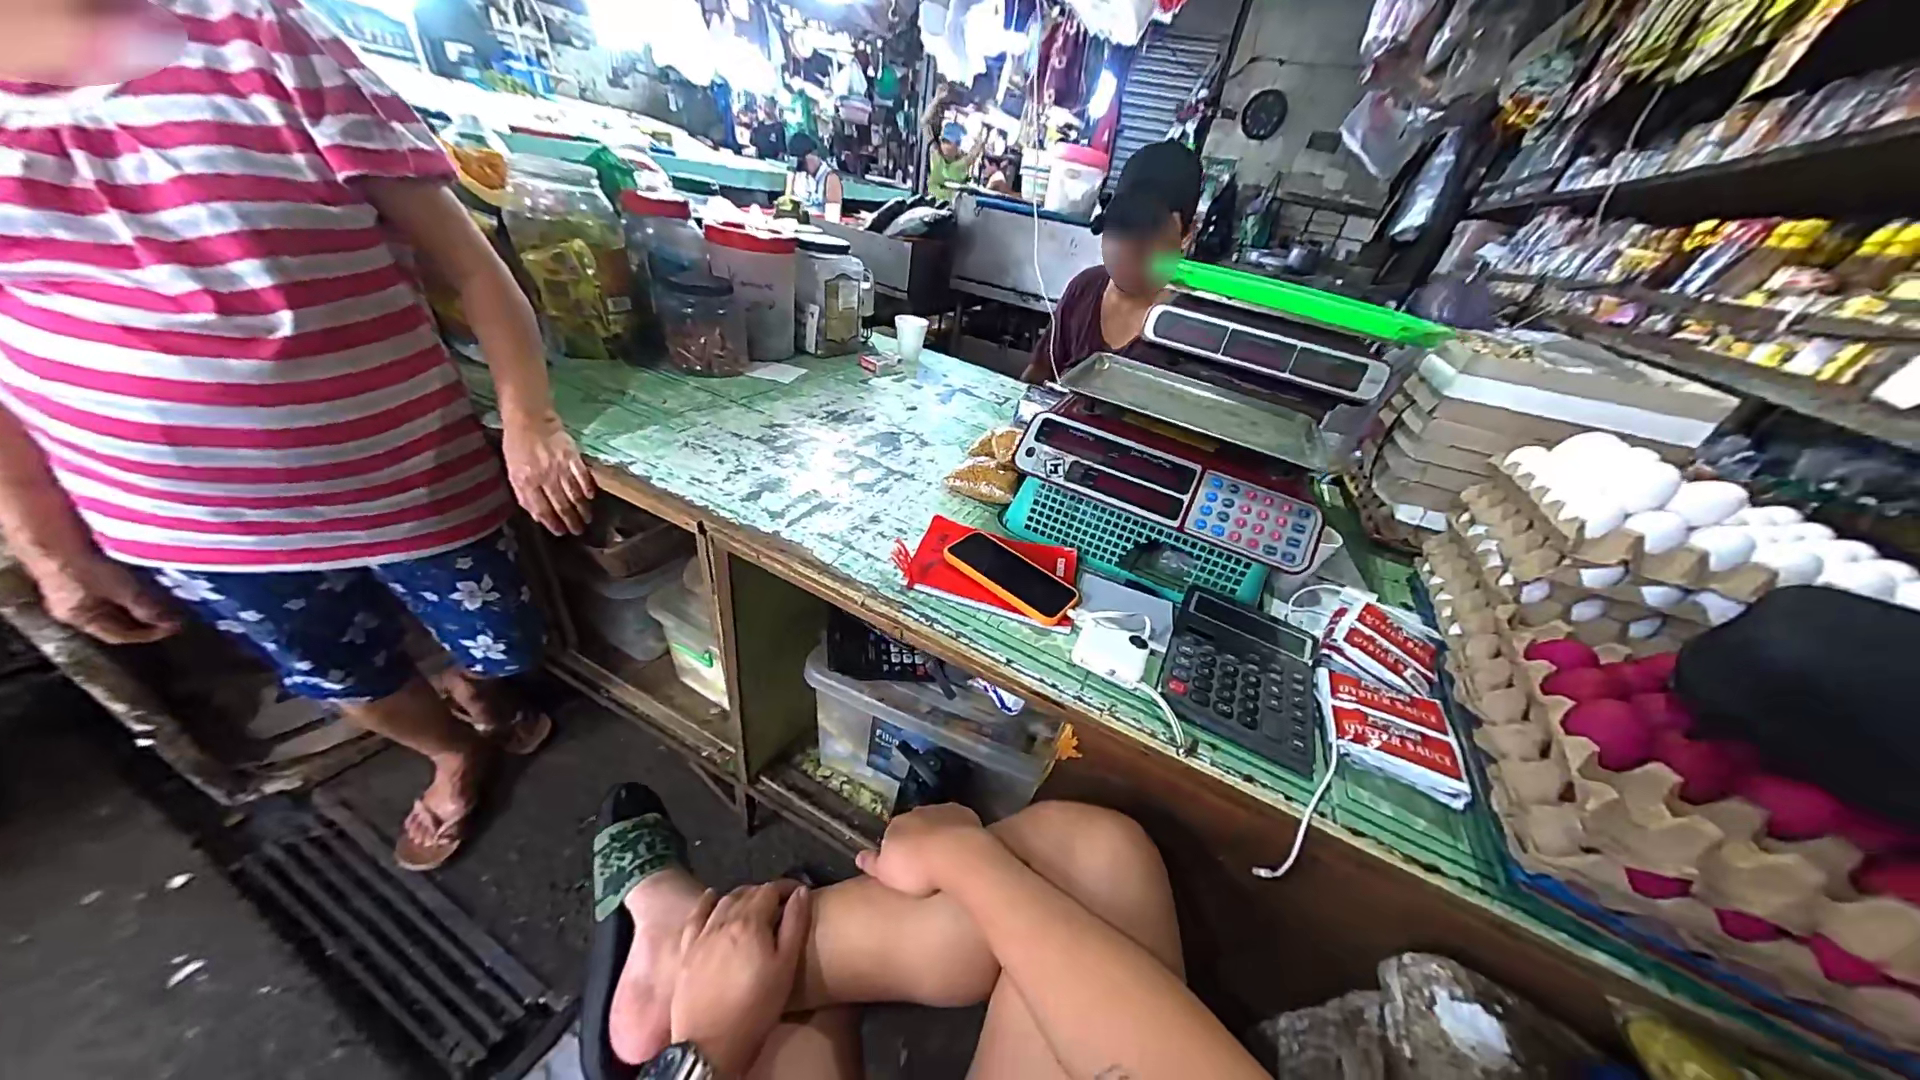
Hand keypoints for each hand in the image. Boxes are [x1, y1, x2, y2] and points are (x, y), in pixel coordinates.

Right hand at [28, 552, 178, 644]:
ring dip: (140, 608)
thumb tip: (171, 625)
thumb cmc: (90, 571)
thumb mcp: (124, 591)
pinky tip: (149, 590)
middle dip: (146, 622)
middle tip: (176, 617)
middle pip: (116, 623)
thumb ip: (146, 609)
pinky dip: (131, 596)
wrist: (57, 544)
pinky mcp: (78, 580)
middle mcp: (73, 610)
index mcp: (80, 618)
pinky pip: (110, 595)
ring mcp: (73, 595)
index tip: (175, 629)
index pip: (118, 635)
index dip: (148, 635)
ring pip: (114, 609)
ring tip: (169, 604)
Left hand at [500, 410, 594, 535]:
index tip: (559, 532)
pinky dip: (588, 488)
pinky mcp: (573, 458)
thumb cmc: (517, 445)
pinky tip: (592, 497)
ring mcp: (560, 468)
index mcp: (525, 481)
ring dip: (581, 509)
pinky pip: (583, 477)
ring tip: (587, 519)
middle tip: (577, 531)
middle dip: (569, 520)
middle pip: (559, 504)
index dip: (550, 522)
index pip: (540, 508)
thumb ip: (523, 492)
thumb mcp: (513, 470)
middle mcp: (544, 477)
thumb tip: (536, 513)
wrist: (530, 419)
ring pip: (573, 494)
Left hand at [668, 882, 811, 1077]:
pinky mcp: (686, 951)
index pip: (770, 890)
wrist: (710, 1047)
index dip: (786, 887)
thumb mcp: (785, 967)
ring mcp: (702, 935)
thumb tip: (801, 892)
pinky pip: (695, 916)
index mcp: (750, 922)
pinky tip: (711, 897)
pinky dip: (706, 902)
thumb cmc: (755, 1008)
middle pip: (747, 893)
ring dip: (741, 896)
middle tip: (780, 903)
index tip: (799, 892)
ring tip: (753, 903)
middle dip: (766, 892)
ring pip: (723, 901)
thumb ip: (795, 924)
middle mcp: (724, 920)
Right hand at [854, 803, 991, 897]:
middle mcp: (917, 813)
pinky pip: (957, 822)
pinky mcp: (963, 814)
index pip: (893, 833)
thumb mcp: (886, 873)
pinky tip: (962, 848)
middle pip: (915, 825)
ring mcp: (941, 811)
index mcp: (896, 825)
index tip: (904, 863)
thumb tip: (859, 856)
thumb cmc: (916, 868)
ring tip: (945, 857)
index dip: (899, 848)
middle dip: (919, 838)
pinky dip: (957, 832)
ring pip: (937, 821)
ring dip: (939, 834)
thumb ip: (873, 863)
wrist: (956, 855)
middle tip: (925, 862)